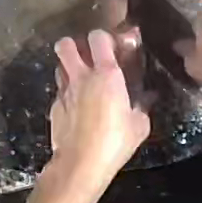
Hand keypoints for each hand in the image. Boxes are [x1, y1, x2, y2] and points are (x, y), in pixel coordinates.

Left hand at [47, 28, 150, 191]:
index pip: (98, 38)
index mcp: (106, 75)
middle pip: (66, 44)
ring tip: (81, 79)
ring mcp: (64, 91)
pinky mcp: (54, 107)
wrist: (80, 164)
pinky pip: (59, 90)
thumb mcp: (139, 125)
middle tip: (87, 57)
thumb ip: (142, 107)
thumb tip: (147, 99)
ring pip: (59, 65)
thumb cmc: (115, 142)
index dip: (104, 37)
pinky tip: (76, 106)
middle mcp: (81, 77)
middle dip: (74, 45)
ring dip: (69, 67)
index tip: (113, 48)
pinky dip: (66, 92)